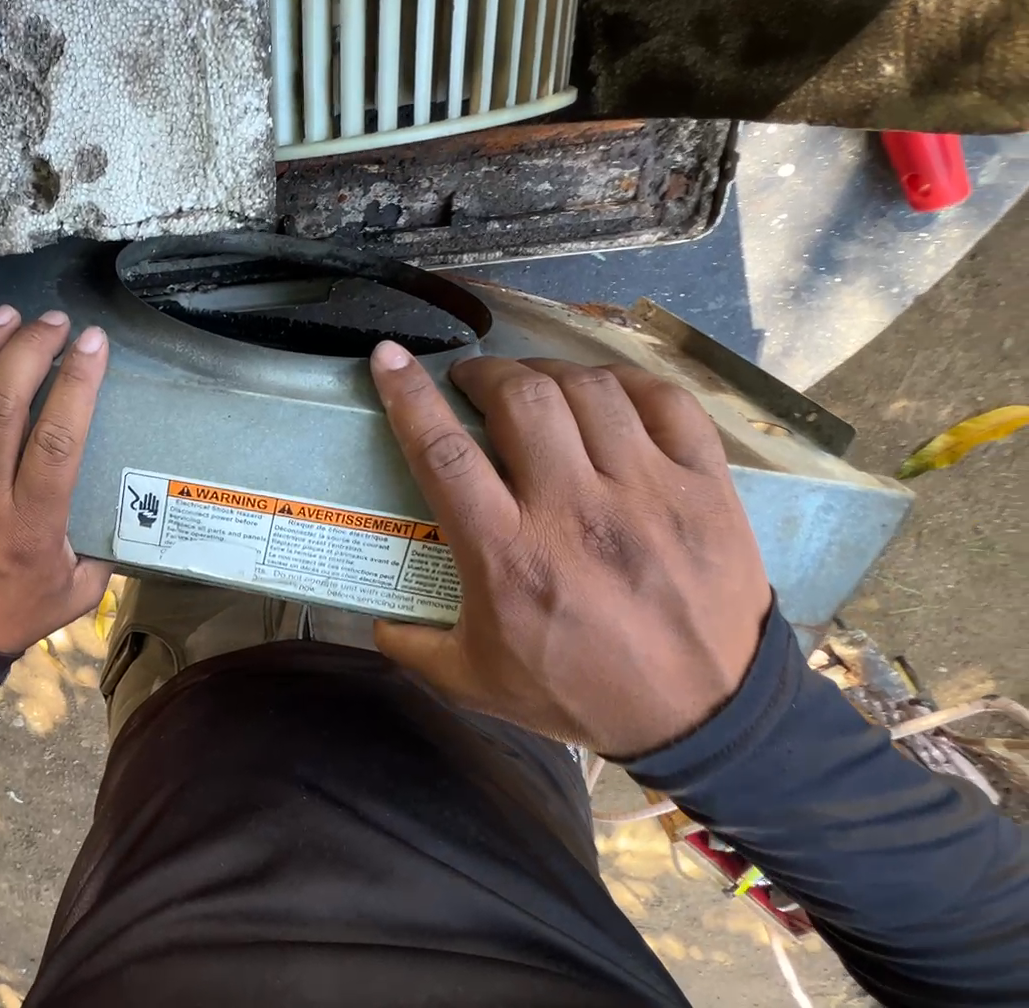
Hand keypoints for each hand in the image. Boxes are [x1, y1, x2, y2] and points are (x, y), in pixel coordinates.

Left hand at [0, 305, 113, 653]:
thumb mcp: (77, 592)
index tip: (92, 343)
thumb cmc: (12, 613)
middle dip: (29, 351)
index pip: (57, 440)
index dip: (77, 383)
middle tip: (51, 322)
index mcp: (31, 525)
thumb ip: (106, 547)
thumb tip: (133, 500)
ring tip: (4, 315)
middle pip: (1, 407)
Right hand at [367, 344, 771, 758]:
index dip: (408, 395)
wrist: (708, 720)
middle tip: (472, 382)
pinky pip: (665, 402)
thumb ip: (411, 645)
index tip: (389, 357)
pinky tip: (601, 393)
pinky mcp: (707, 488)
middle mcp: (573, 511)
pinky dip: (623, 382)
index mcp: (508, 554)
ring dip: (545, 373)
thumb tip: (371, 617)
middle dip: (485, 373)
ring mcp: (648, 493)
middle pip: (522, 400)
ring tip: (531, 386)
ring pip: (589, 390)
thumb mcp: (473, 679)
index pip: (444, 452)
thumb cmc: (576, 692)